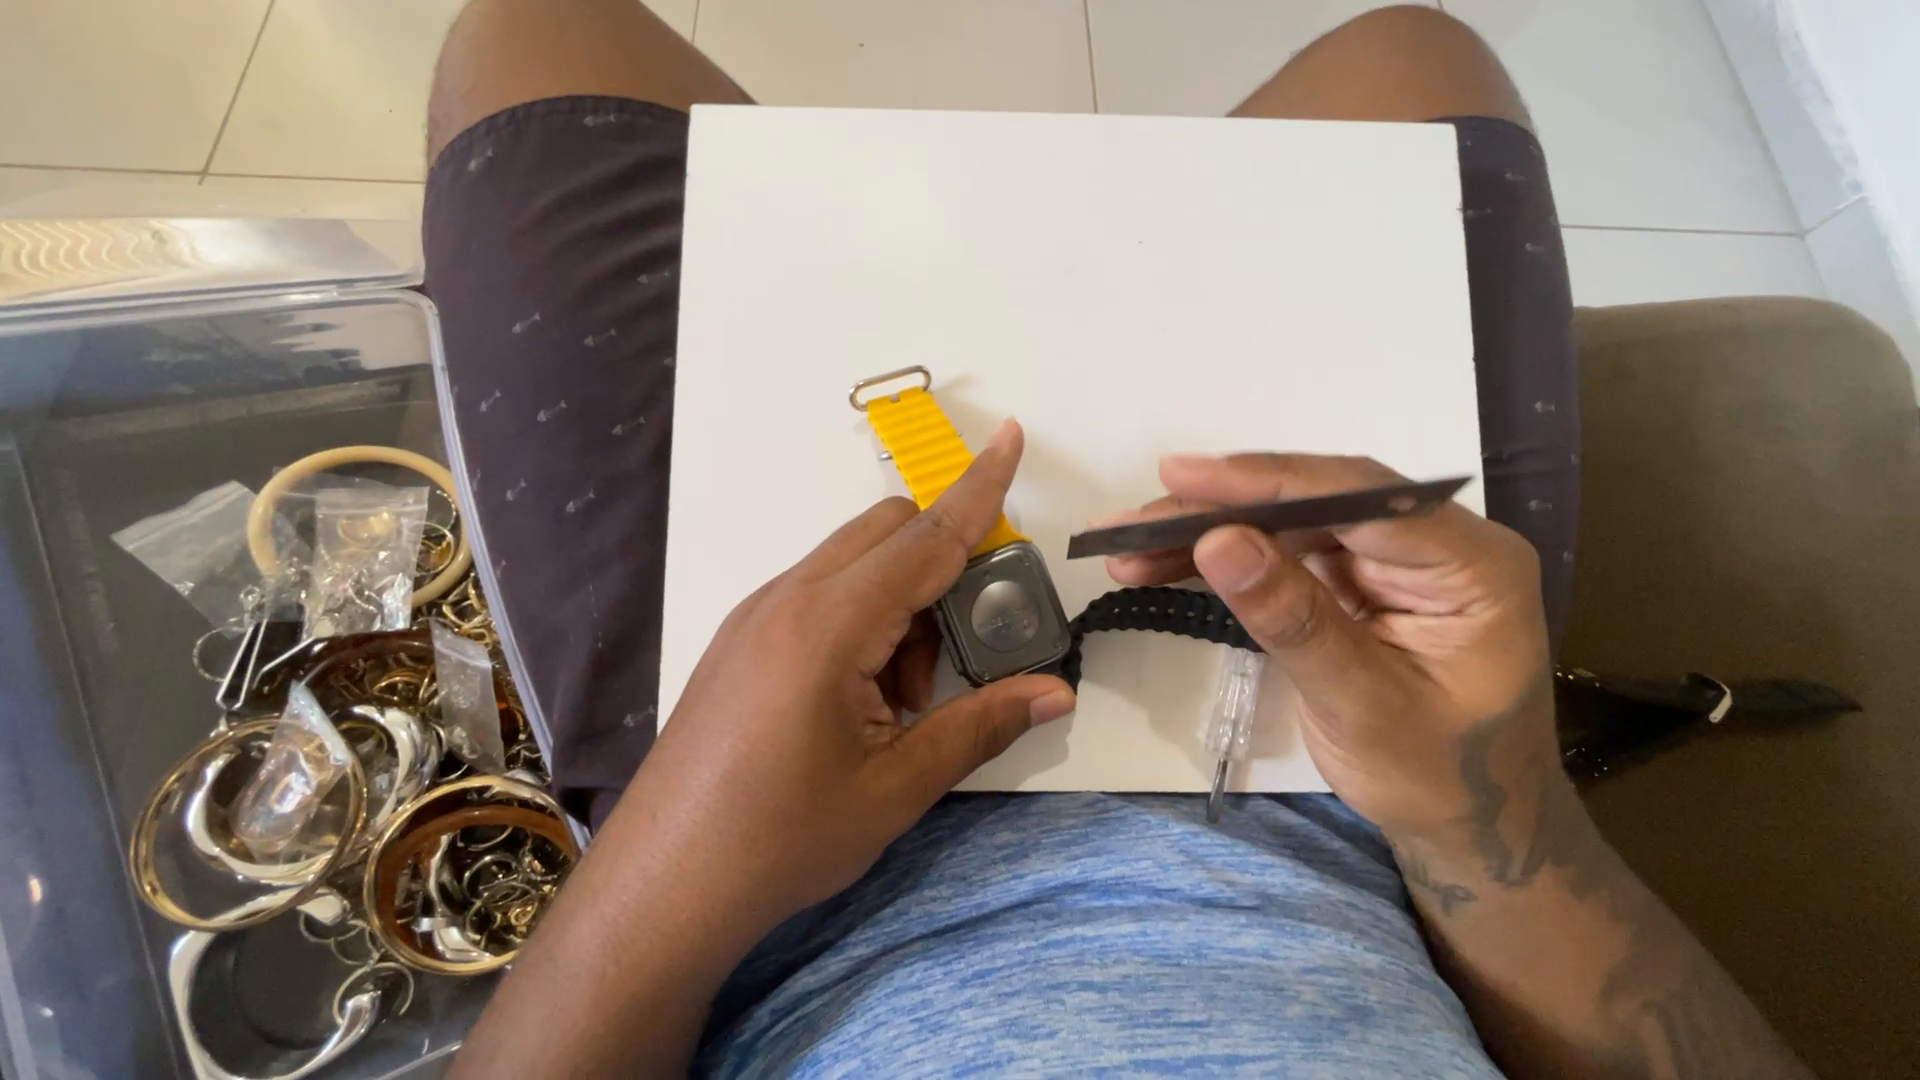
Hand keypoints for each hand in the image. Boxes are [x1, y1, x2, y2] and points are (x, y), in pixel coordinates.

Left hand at [629, 420, 1076, 922]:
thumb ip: (980, 726)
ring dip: (900, 605)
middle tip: (954, 655)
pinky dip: (861, 619)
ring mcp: (756, 615)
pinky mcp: (741, 638)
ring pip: (853, 564)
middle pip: (887, 532)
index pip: (927, 538)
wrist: (665, 882)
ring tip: (899, 702)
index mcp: (830, 624)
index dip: (980, 489)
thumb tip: (1056, 693)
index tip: (1012, 436)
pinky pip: (820, 594)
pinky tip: (857, 700)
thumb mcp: (896, 787)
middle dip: (941, 566)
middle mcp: (788, 598)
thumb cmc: (783, 837)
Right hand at [1105, 453, 1557, 845]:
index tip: (1179, 475)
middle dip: (1214, 509)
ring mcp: (1385, 561)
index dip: (1264, 481)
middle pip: (1309, 502)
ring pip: (1282, 523)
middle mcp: (1428, 544)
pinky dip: (1217, 561)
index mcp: (1468, 564)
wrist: (1465, 822)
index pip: (1359, 497)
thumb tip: (1217, 542)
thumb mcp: (1362, 705)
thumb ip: (1294, 619)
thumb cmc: (1435, 776)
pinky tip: (1157, 565)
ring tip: (1124, 548)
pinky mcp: (1349, 581)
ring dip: (1202, 533)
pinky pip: (1275, 554)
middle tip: (1127, 523)